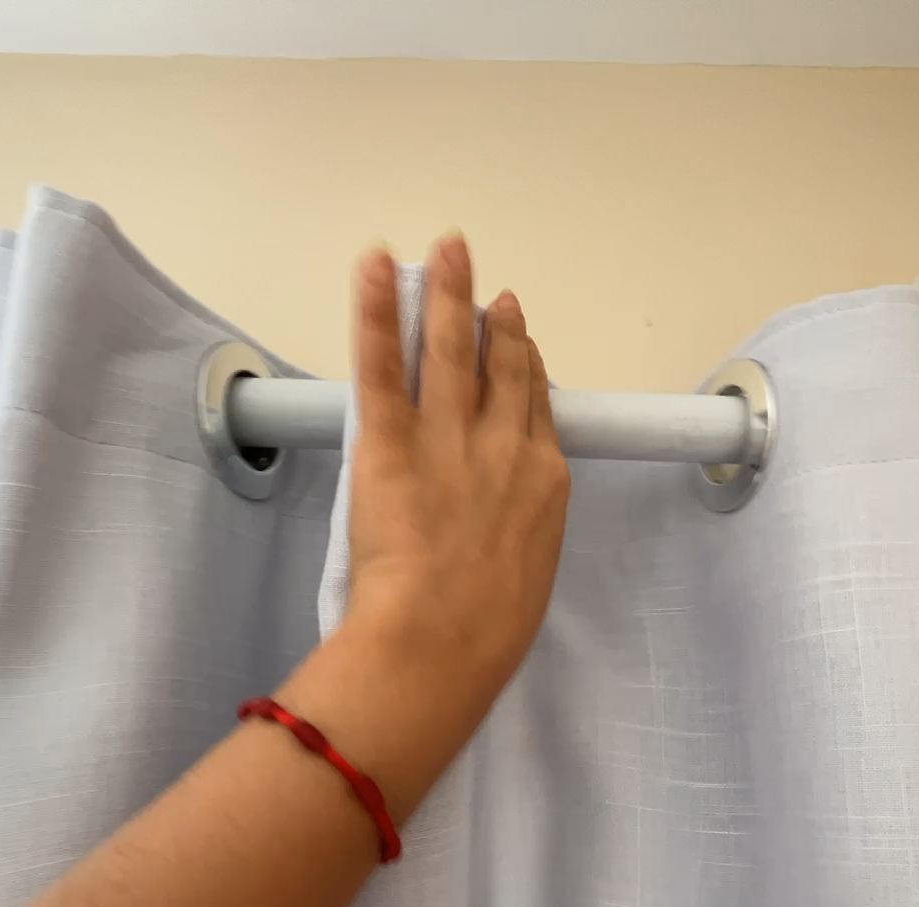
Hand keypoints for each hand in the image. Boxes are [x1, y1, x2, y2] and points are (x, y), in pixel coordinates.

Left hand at [339, 234, 570, 722]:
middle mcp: (505, 444)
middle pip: (502, 365)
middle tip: (486, 283)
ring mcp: (450, 438)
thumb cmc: (490, 631)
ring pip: (449, 351)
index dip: (526, 365)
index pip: (536, 404)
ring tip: (447, 250)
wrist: (443, 644)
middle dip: (494, 319)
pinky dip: (375, 312)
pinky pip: (383, 366)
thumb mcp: (528, 574)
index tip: (517, 340)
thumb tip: (505, 521)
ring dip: (447, 295)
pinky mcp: (392, 442)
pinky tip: (374, 266)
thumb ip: (520, 530)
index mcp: (544, 480)